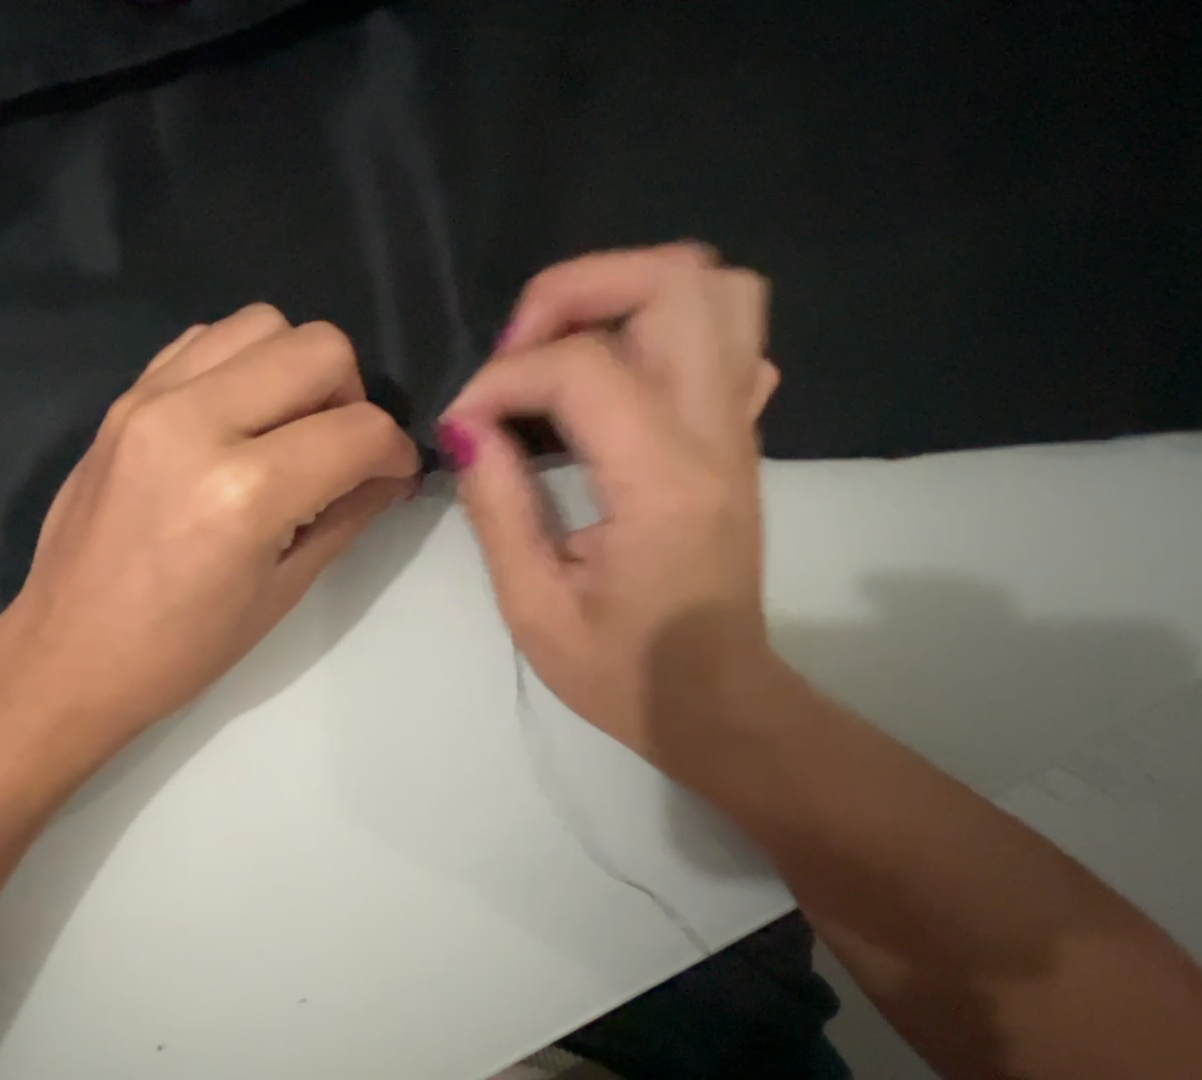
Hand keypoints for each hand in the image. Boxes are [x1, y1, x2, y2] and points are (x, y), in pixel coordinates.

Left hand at [0, 304, 419, 754]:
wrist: (68, 652)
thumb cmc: (180, 648)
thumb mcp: (282, 591)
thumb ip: (348, 514)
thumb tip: (391, 470)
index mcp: (243, 492)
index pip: (358, 430)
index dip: (394, 451)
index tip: (391, 475)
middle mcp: (195, 423)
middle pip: (318, 349)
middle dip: (352, 396)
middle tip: (338, 448)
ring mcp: (150, 400)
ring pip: (262, 323)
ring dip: (295, 368)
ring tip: (286, 426)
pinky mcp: (123, 397)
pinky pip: (203, 340)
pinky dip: (240, 364)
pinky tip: (235, 417)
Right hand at [440, 245, 779, 763]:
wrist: (718, 703)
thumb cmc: (622, 672)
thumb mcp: (532, 606)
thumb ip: (495, 504)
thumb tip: (466, 427)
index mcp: (663, 483)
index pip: (581, 369)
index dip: (502, 380)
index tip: (462, 427)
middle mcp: (716, 433)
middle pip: (673, 280)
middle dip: (573, 292)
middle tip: (518, 354)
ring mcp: (738, 425)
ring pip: (715, 288)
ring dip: (624, 292)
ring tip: (561, 348)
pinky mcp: (738, 432)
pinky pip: (728, 332)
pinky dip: (664, 325)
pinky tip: (616, 376)